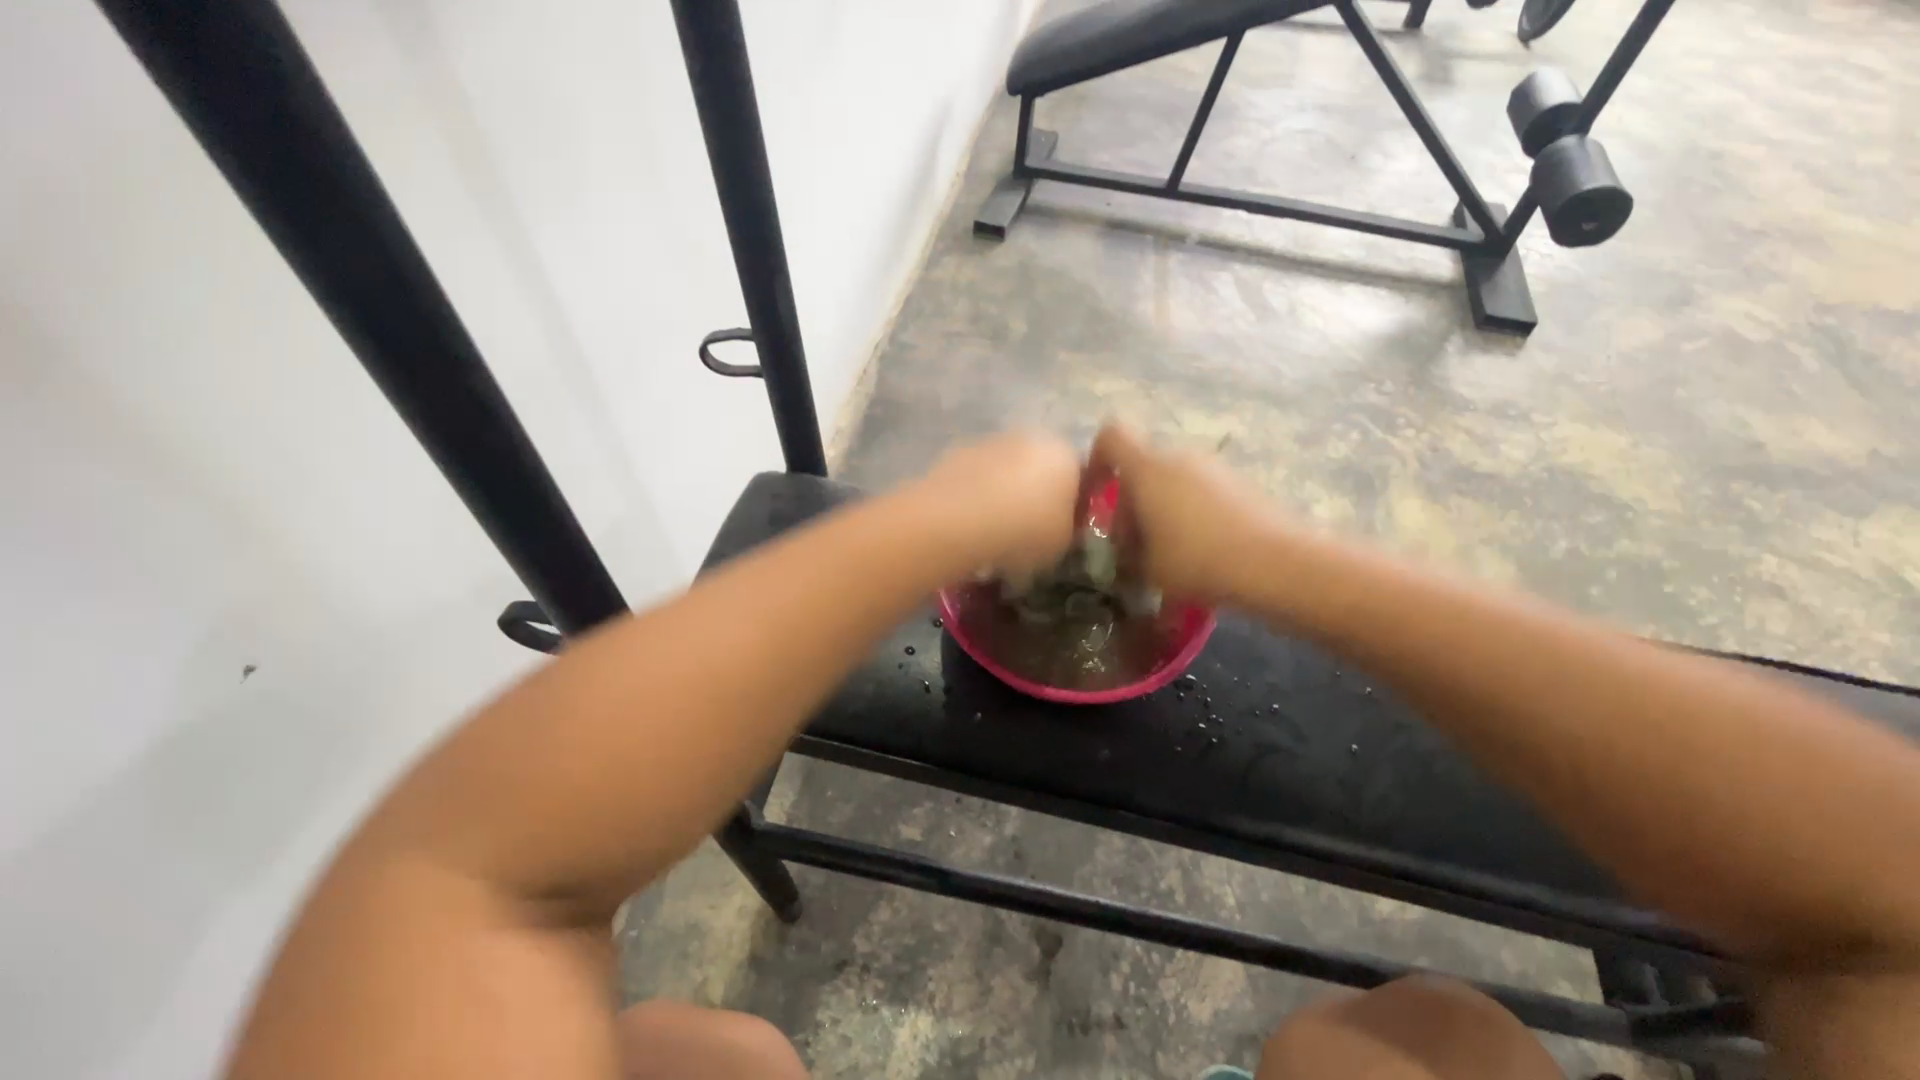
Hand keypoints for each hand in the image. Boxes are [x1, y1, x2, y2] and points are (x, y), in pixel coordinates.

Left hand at [912, 431, 1081, 578]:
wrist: (958, 521)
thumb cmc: (1024, 531)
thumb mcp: (1063, 542)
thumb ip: (1070, 526)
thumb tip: (1063, 521)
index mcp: (1066, 455)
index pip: (1080, 476)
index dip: (1073, 503)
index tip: (1063, 528)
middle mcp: (1031, 437)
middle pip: (1041, 466)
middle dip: (1037, 492)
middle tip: (1028, 529)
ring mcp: (991, 441)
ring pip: (1006, 468)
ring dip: (1004, 490)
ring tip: (993, 529)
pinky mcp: (957, 452)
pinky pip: (976, 476)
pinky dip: (976, 493)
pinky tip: (968, 522)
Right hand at [1089, 422, 1270, 602]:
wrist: (1276, 562)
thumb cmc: (1197, 560)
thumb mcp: (1147, 569)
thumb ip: (1127, 554)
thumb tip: (1127, 551)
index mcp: (1147, 468)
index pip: (1110, 435)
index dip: (1096, 459)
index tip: (1096, 495)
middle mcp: (1179, 456)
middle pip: (1142, 467)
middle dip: (1132, 503)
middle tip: (1134, 548)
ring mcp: (1215, 467)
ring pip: (1173, 483)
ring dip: (1163, 512)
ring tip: (1168, 556)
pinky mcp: (1242, 483)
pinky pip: (1201, 494)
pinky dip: (1192, 517)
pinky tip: (1201, 556)